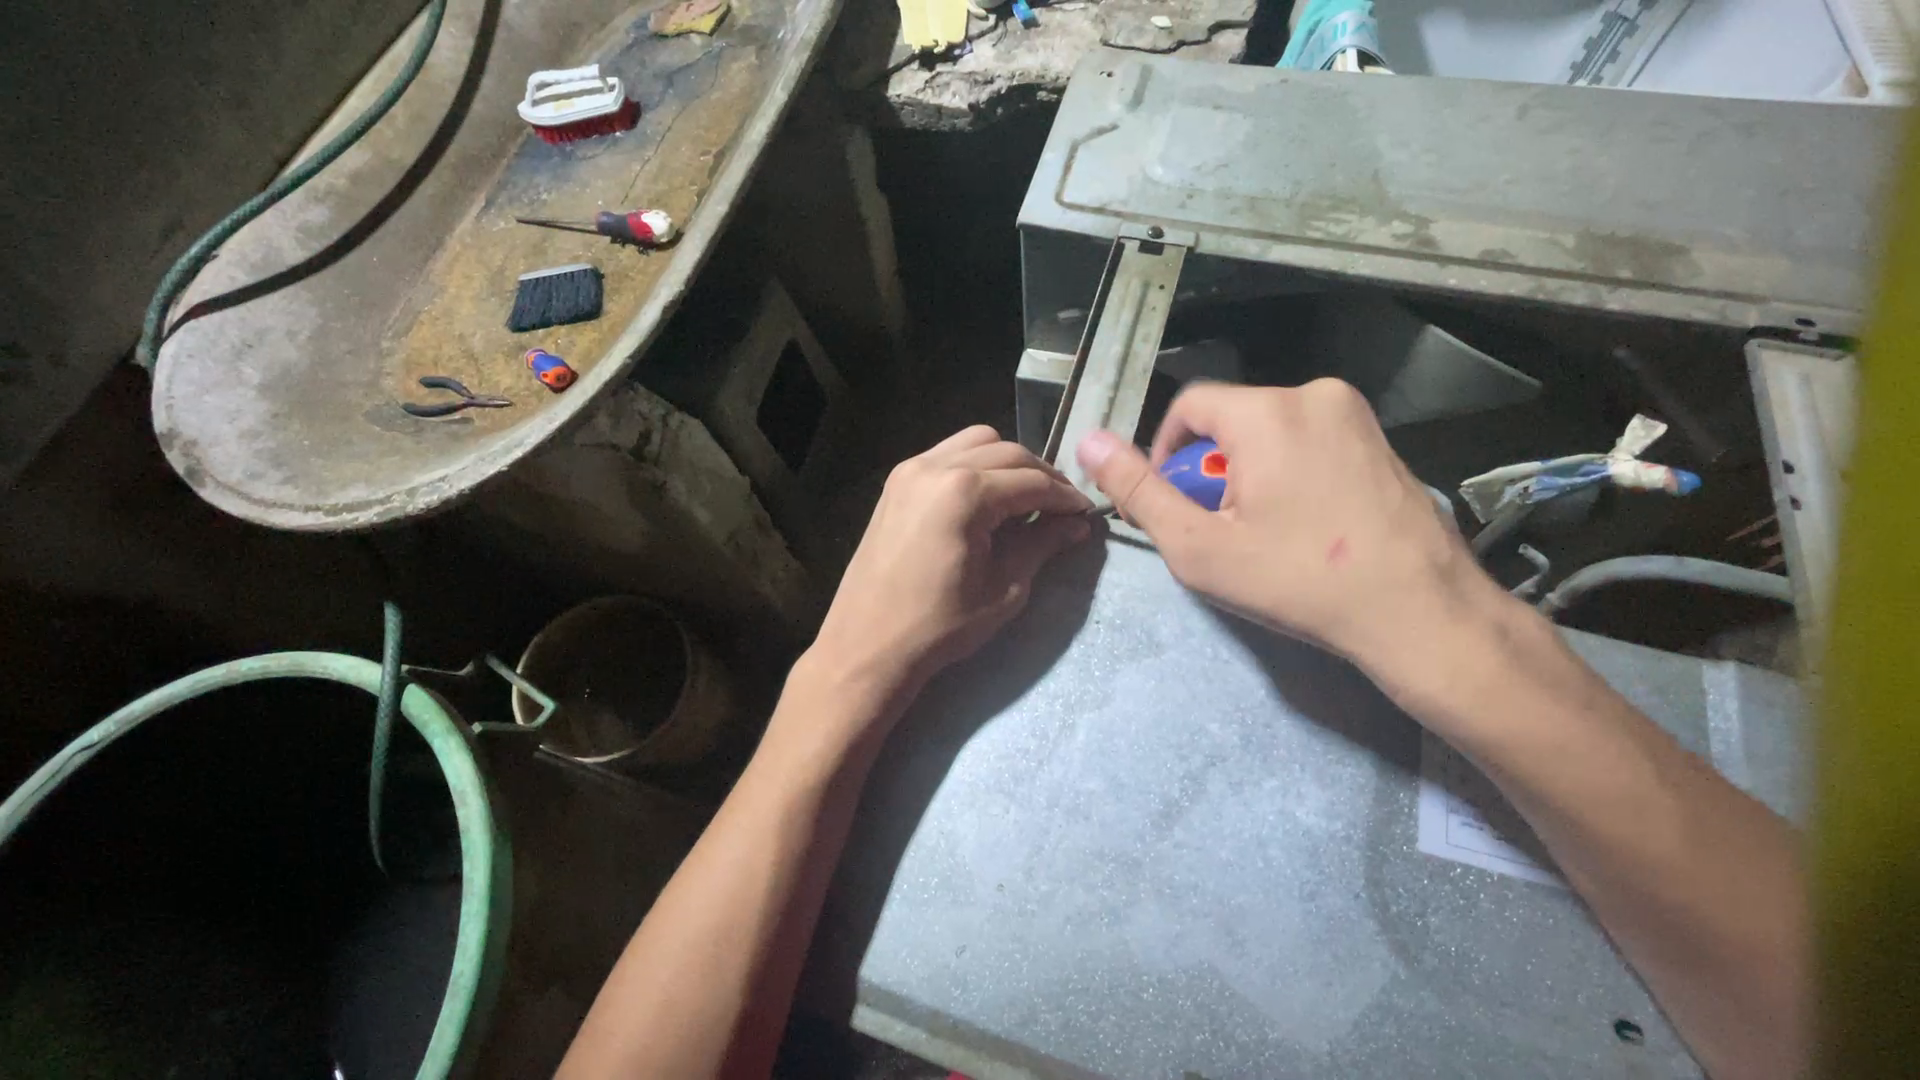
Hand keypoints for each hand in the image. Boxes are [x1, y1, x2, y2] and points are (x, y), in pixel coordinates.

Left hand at [807, 425, 1092, 706]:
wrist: (869, 644)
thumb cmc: (940, 625)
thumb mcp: (1004, 588)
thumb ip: (1041, 544)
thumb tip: (1077, 523)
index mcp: (964, 492)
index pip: (1031, 481)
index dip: (1065, 496)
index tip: (1086, 512)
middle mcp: (935, 466)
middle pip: (1006, 452)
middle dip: (1041, 475)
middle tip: (1062, 507)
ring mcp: (911, 470)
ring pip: (975, 442)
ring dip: (1007, 462)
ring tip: (1026, 498)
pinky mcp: (897, 482)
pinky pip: (947, 454)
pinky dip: (975, 465)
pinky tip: (988, 498)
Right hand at [1074, 380, 1506, 691]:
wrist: (1419, 612)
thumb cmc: (1298, 581)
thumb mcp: (1199, 546)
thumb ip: (1139, 491)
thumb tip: (1089, 441)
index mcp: (1268, 412)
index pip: (1189, 406)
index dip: (1164, 453)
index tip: (1174, 504)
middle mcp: (1315, 395)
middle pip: (1231, 421)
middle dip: (1212, 471)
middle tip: (1221, 531)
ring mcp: (1356, 416)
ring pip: (1271, 433)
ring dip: (1250, 475)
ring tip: (1264, 534)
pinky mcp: (1381, 441)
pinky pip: (1311, 443)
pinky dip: (1291, 475)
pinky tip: (1305, 528)